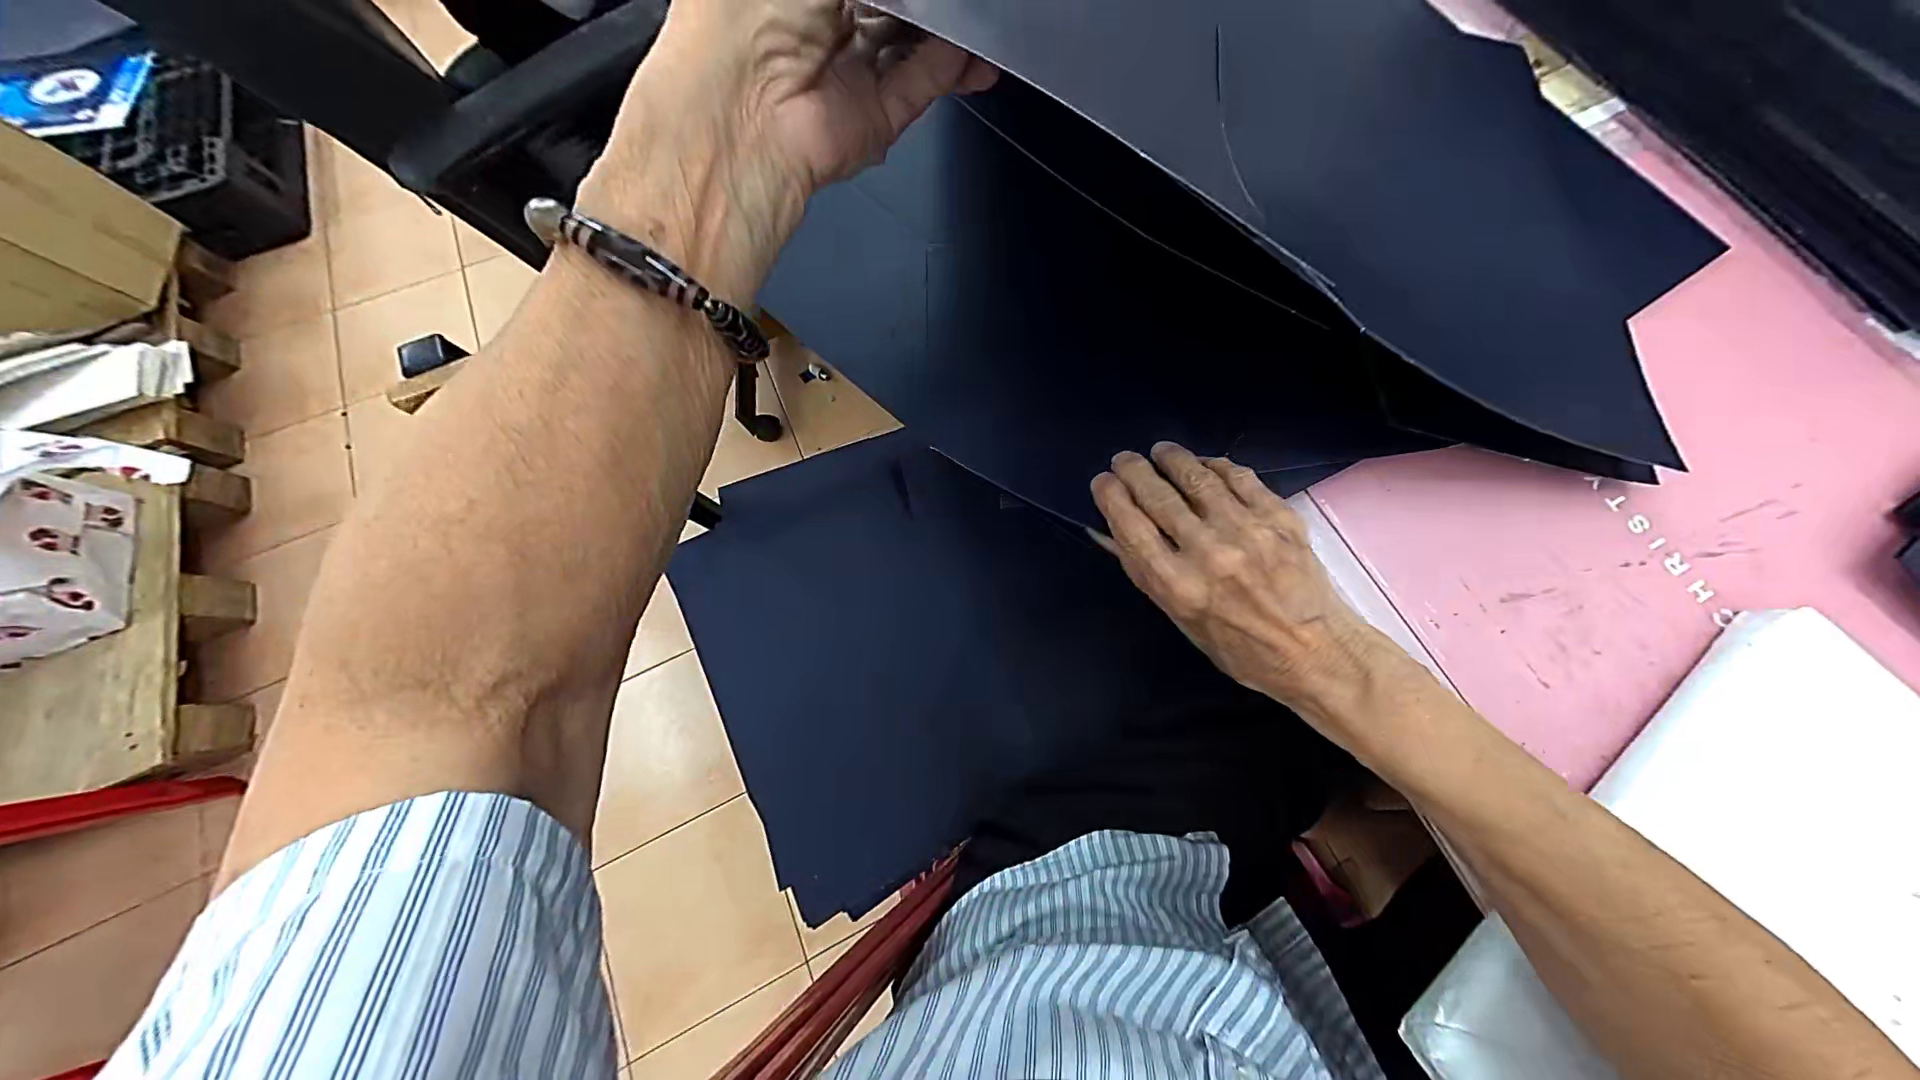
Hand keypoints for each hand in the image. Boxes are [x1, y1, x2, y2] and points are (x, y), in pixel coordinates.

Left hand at [579, 0, 994, 298]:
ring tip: (981, 16)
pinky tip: (971, 49)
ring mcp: (850, 79)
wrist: (740, 123)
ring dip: (947, 28)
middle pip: (891, 5)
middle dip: (926, 1)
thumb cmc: (738, 25)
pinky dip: (946, 66)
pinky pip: (918, 83)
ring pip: (912, 45)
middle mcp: (821, 31)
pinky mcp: (873, 119)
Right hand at [1090, 442, 1378, 712]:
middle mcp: (1208, 553)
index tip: (1102, 481)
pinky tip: (1203, 464)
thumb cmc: (1239, 647)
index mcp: (1178, 586)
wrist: (1316, 652)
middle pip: (1158, 496)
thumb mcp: (1181, 619)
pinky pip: (1238, 477)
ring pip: (1197, 478)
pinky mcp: (1278, 517)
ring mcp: (1247, 531)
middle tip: (1124, 459)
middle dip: (1133, 470)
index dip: (1111, 496)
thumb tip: (1111, 532)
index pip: (1131, 526)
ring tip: (1160, 452)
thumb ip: (1147, 572)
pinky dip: (1215, 465)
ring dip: (1172, 459)